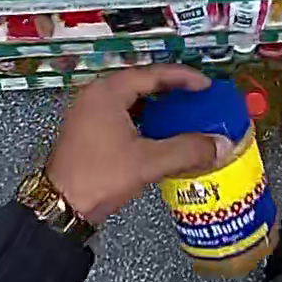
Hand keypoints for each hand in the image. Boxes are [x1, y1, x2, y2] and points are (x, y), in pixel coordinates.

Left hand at [46, 65, 231, 222]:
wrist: (60, 207)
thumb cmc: (100, 176)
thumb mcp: (149, 161)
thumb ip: (188, 150)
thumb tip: (221, 144)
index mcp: (108, 92)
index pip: (154, 74)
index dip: (184, 78)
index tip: (206, 86)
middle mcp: (97, 95)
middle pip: (142, 82)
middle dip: (172, 89)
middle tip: (198, 97)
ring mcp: (89, 112)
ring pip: (133, 98)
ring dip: (159, 104)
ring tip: (184, 113)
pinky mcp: (88, 129)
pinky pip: (124, 112)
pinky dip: (146, 117)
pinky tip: (162, 131)